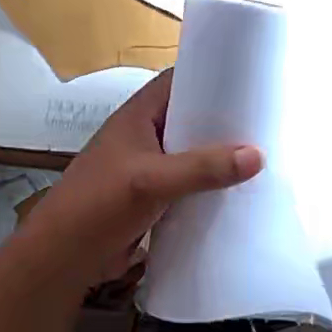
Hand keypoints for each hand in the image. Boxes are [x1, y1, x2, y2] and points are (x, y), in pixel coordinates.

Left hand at [0, 69, 262, 292]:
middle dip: (223, 120)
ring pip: (191, 152)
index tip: (250, 79)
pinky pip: (189, 182)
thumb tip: (258, 155)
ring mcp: (149, 166)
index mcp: (138, 115)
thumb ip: (203, 168)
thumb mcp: (153, 180)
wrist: (64, 256)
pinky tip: (239, 190)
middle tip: (267, 120)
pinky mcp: (154, 196)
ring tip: (264, 153)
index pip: (177, 81)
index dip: (210, 75)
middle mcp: (145, 135)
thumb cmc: (100, 204)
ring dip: (219, 156)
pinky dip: (210, 184)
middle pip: (190, 117)